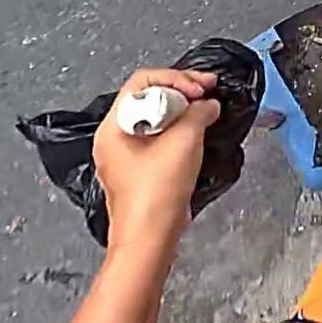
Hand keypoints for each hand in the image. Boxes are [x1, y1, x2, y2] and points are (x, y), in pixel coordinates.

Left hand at [93, 68, 221, 248]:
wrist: (149, 243)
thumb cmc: (159, 191)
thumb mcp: (184, 141)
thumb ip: (199, 113)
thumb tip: (209, 105)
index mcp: (113, 126)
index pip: (142, 82)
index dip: (175, 78)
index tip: (201, 88)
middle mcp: (112, 138)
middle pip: (146, 97)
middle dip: (180, 91)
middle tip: (207, 92)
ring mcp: (123, 156)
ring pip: (153, 117)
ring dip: (181, 110)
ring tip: (206, 108)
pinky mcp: (137, 171)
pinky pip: (156, 137)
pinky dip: (177, 129)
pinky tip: (196, 131)